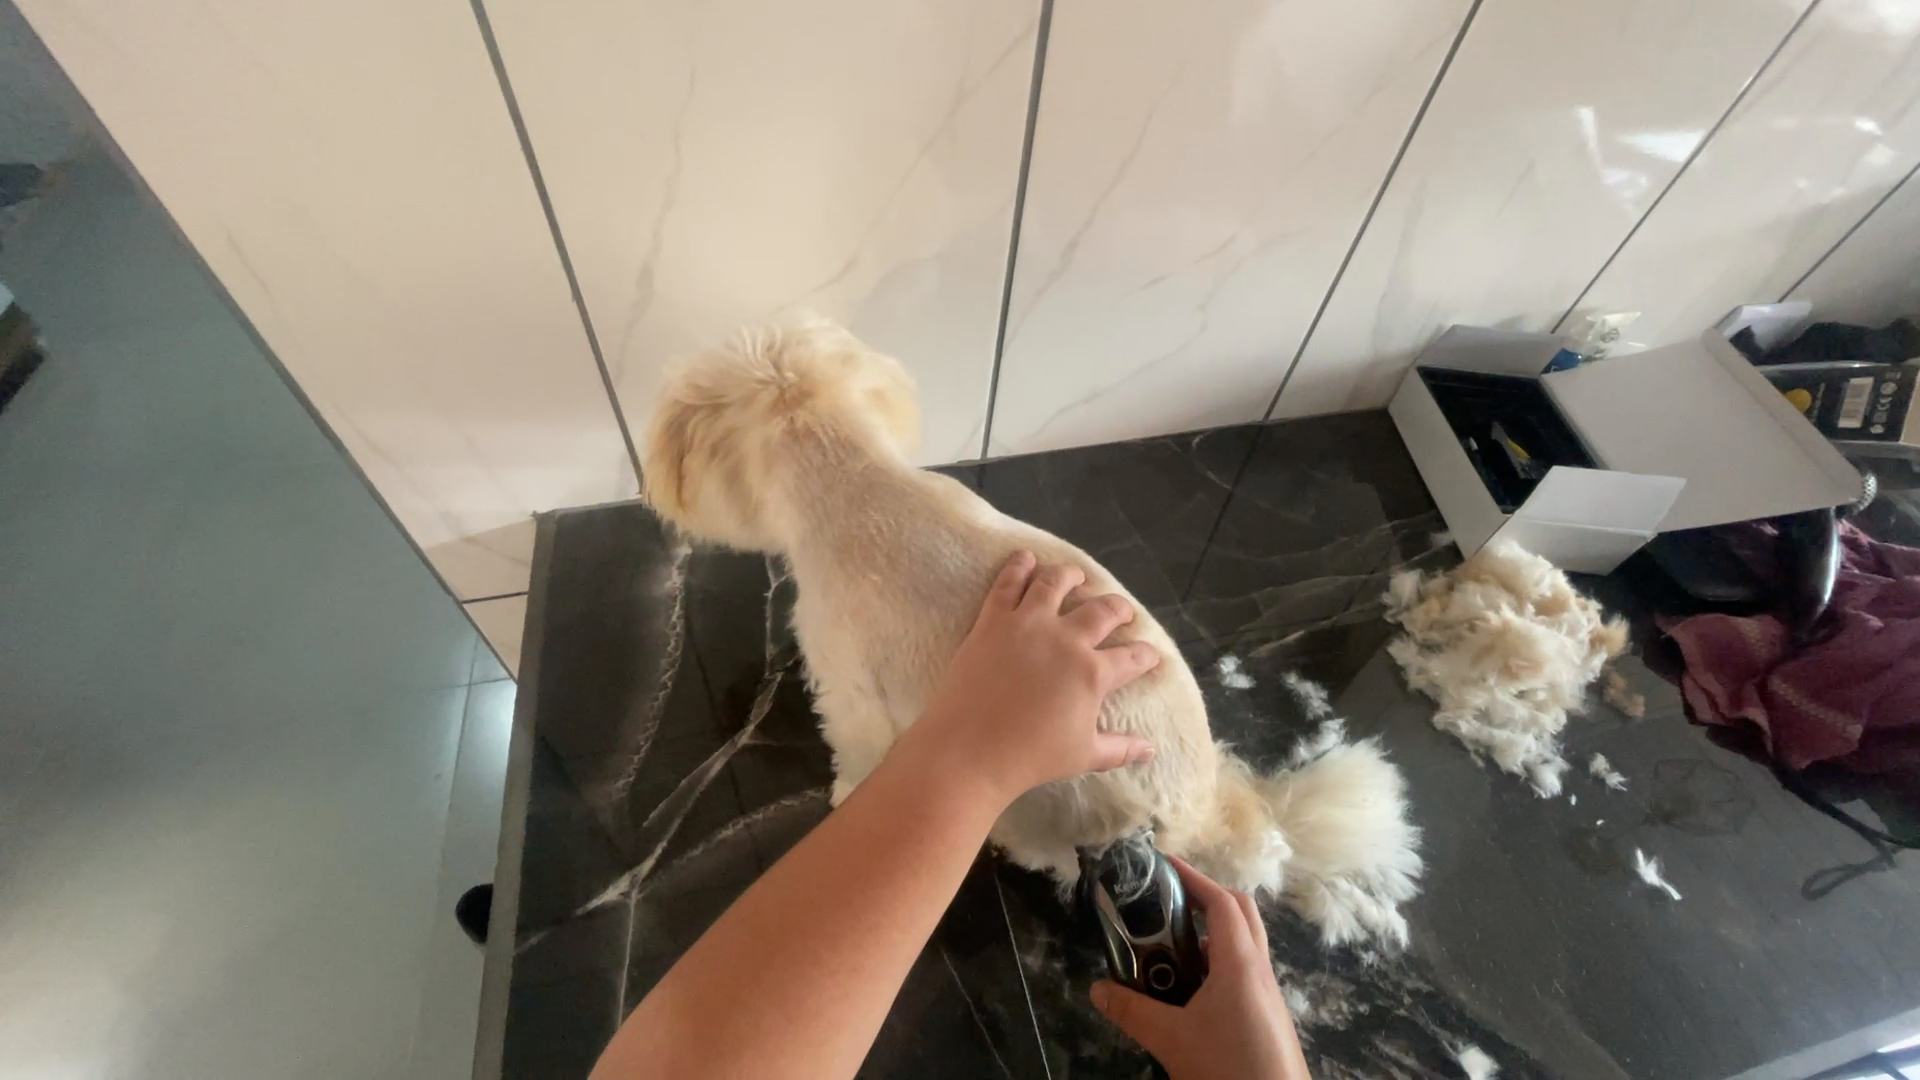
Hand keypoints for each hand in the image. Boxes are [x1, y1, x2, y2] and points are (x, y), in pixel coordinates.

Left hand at [903, 551, 1160, 806]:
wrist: (970, 748)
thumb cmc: (1030, 756)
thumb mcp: (1083, 755)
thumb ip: (1120, 748)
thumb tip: (1151, 748)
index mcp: (1092, 673)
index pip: (1131, 658)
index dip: (1145, 655)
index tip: (1150, 654)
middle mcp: (1066, 638)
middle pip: (1102, 611)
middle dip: (1118, 609)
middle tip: (1122, 611)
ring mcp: (1028, 624)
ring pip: (1056, 583)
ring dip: (1071, 575)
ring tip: (1077, 575)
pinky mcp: (994, 619)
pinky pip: (1009, 583)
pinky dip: (1019, 566)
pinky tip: (1026, 558)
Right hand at [1092, 857, 1310, 1079]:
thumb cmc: (1229, 1072)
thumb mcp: (1172, 1041)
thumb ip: (1132, 1011)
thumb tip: (1096, 989)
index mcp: (1240, 964)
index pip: (1221, 902)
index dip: (1193, 878)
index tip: (1163, 865)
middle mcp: (1260, 972)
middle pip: (1241, 913)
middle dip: (1207, 898)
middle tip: (1171, 901)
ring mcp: (1270, 997)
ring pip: (1246, 945)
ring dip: (1212, 934)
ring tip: (1173, 946)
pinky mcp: (1271, 1020)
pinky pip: (1246, 973)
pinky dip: (1220, 964)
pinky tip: (1193, 992)